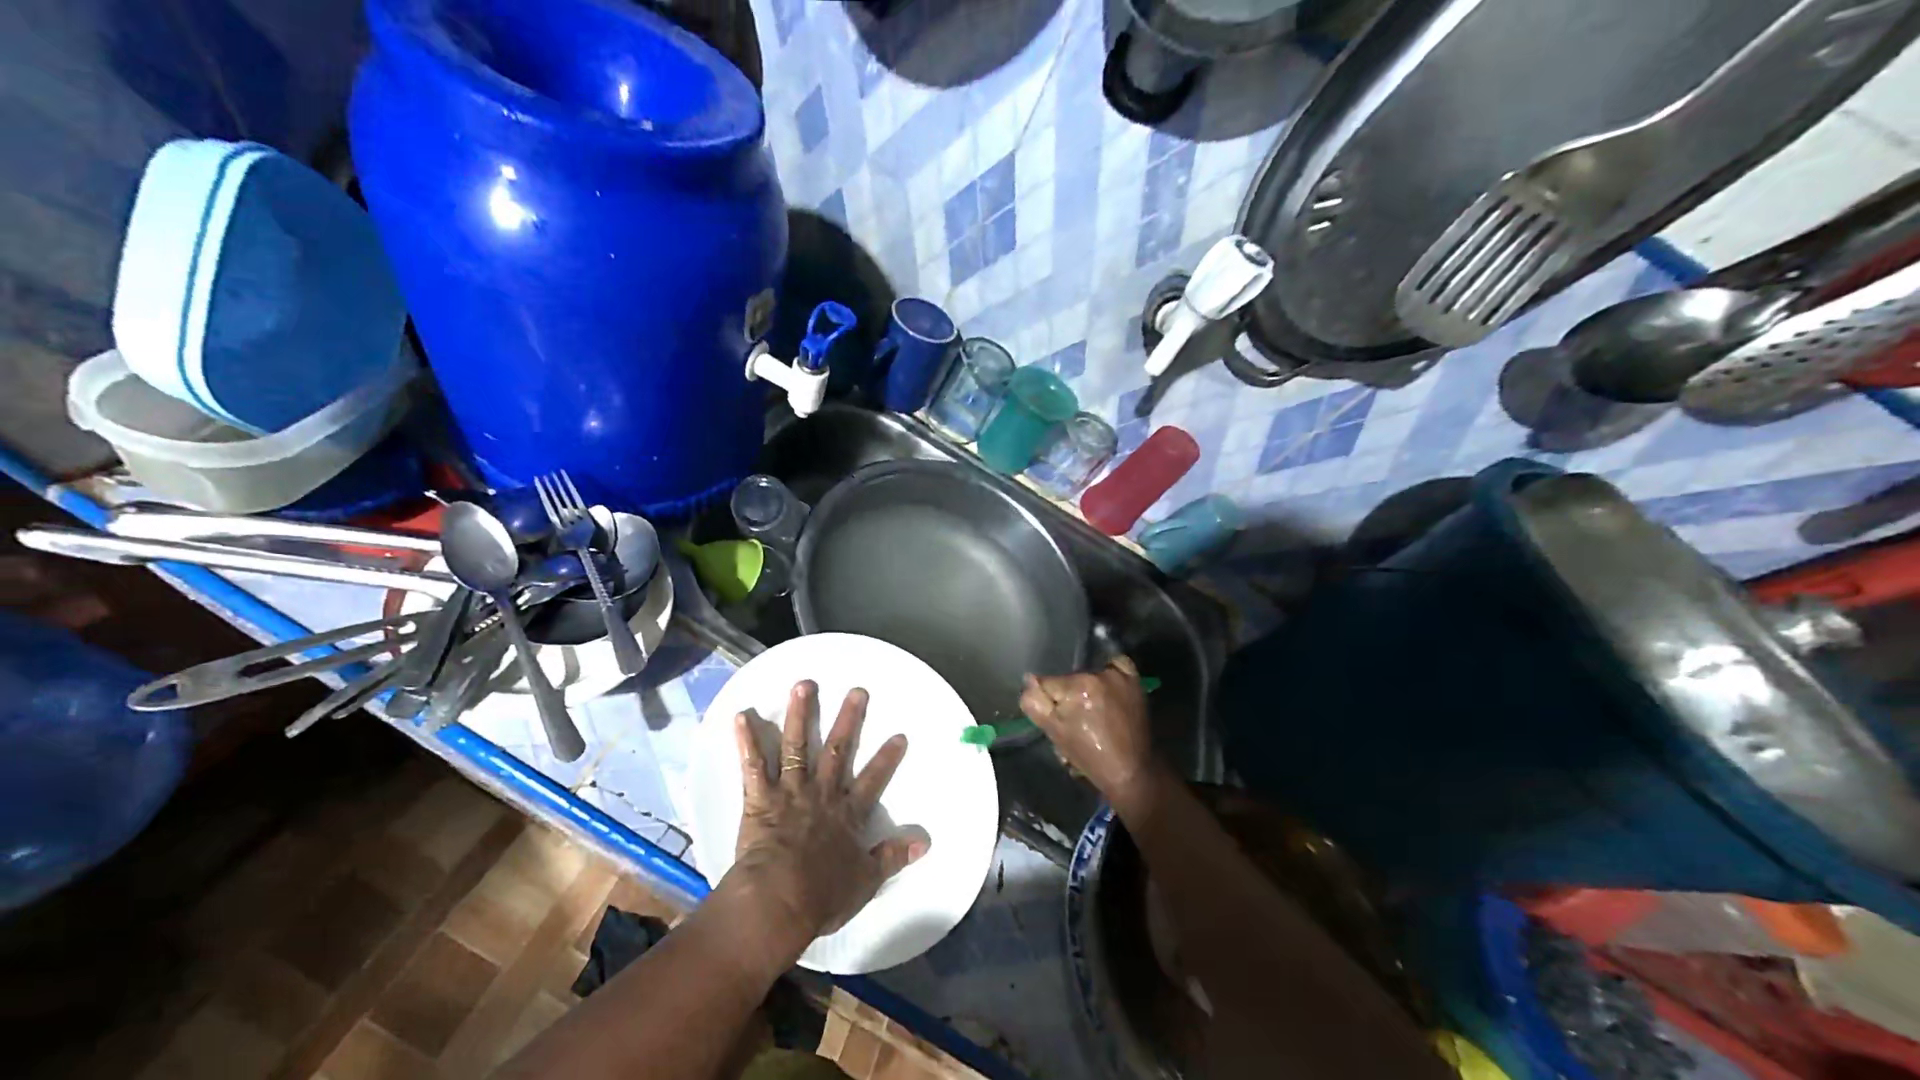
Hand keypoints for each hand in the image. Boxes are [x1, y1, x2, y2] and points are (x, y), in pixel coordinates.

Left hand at [730, 680, 928, 945]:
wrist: (778, 899)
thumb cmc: (822, 894)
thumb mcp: (866, 880)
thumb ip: (892, 857)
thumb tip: (924, 842)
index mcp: (848, 813)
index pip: (873, 780)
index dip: (887, 758)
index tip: (899, 735)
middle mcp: (822, 794)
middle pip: (839, 750)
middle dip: (849, 719)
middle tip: (857, 690)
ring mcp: (791, 792)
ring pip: (798, 746)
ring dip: (801, 715)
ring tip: (802, 685)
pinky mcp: (760, 799)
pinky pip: (753, 766)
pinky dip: (746, 741)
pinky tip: (742, 716)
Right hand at [1020, 656, 1156, 802]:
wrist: (1128, 770)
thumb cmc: (1089, 755)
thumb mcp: (1054, 732)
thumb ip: (1034, 702)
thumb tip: (1029, 679)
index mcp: (1078, 686)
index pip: (1047, 683)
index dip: (1046, 700)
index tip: (1054, 717)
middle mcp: (1099, 674)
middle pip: (1069, 679)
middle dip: (1066, 695)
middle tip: (1072, 718)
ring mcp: (1120, 676)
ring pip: (1089, 673)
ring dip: (1086, 686)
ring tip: (1090, 708)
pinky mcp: (1134, 682)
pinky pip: (1117, 664)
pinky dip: (1109, 672)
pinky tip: (1106, 687)